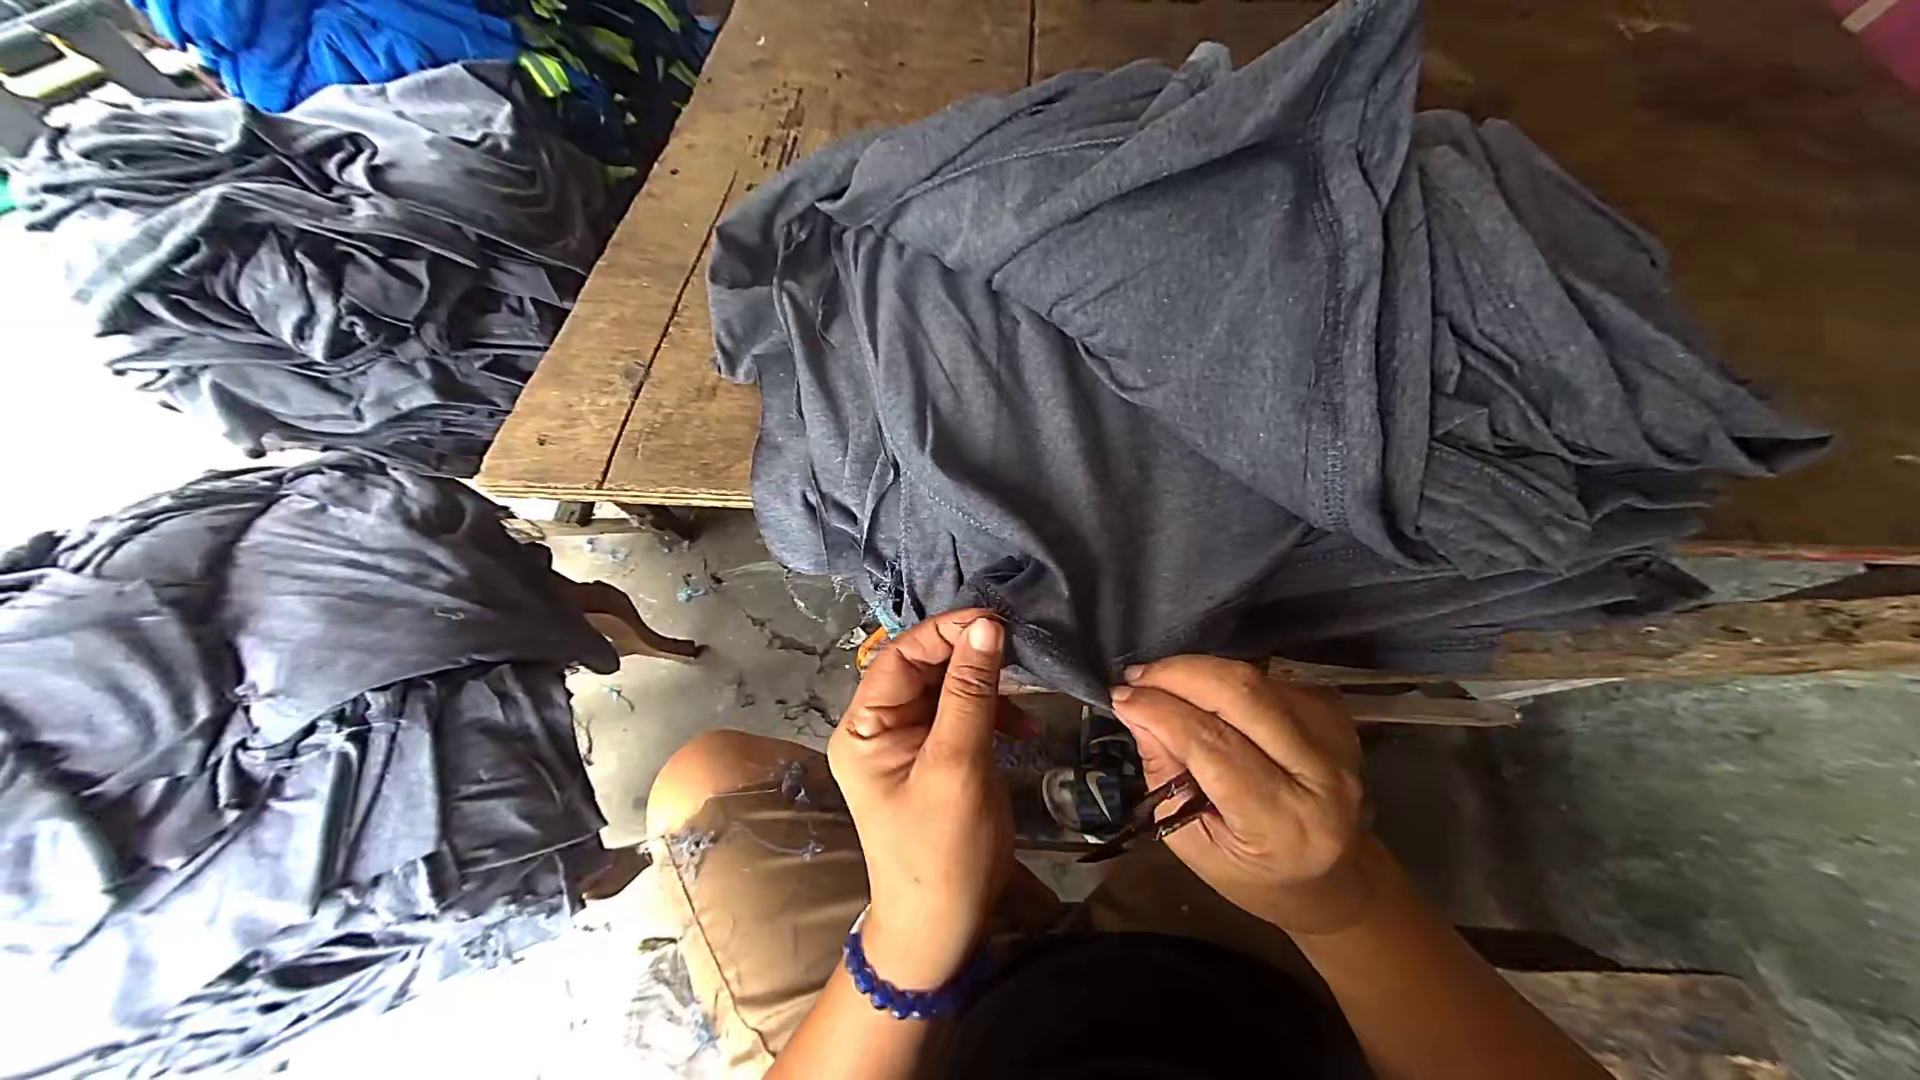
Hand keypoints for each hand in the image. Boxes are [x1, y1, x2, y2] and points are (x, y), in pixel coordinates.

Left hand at [829, 609, 1013, 988]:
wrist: (946, 930)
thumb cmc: (942, 851)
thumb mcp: (956, 766)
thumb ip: (970, 693)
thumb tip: (986, 627)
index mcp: (864, 727)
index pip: (900, 657)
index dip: (943, 633)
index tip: (992, 621)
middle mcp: (880, 726)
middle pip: (923, 668)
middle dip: (967, 655)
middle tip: (1013, 644)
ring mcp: (910, 741)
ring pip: (946, 687)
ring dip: (985, 683)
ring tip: (1023, 684)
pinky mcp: (938, 755)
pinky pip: (963, 714)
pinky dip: (993, 711)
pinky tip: (1024, 723)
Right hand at [1110, 656, 1374, 934]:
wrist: (1332, 877)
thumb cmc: (1251, 871)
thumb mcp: (1190, 841)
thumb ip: (1163, 774)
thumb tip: (1135, 710)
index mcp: (1283, 823)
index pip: (1212, 745)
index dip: (1159, 711)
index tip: (1120, 698)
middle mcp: (1321, 776)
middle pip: (1242, 694)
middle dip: (1178, 675)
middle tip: (1136, 677)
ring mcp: (1334, 740)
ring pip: (1254, 678)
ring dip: (1196, 671)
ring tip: (1159, 681)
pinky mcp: (1334, 715)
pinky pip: (1267, 678)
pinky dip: (1223, 679)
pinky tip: (1202, 694)